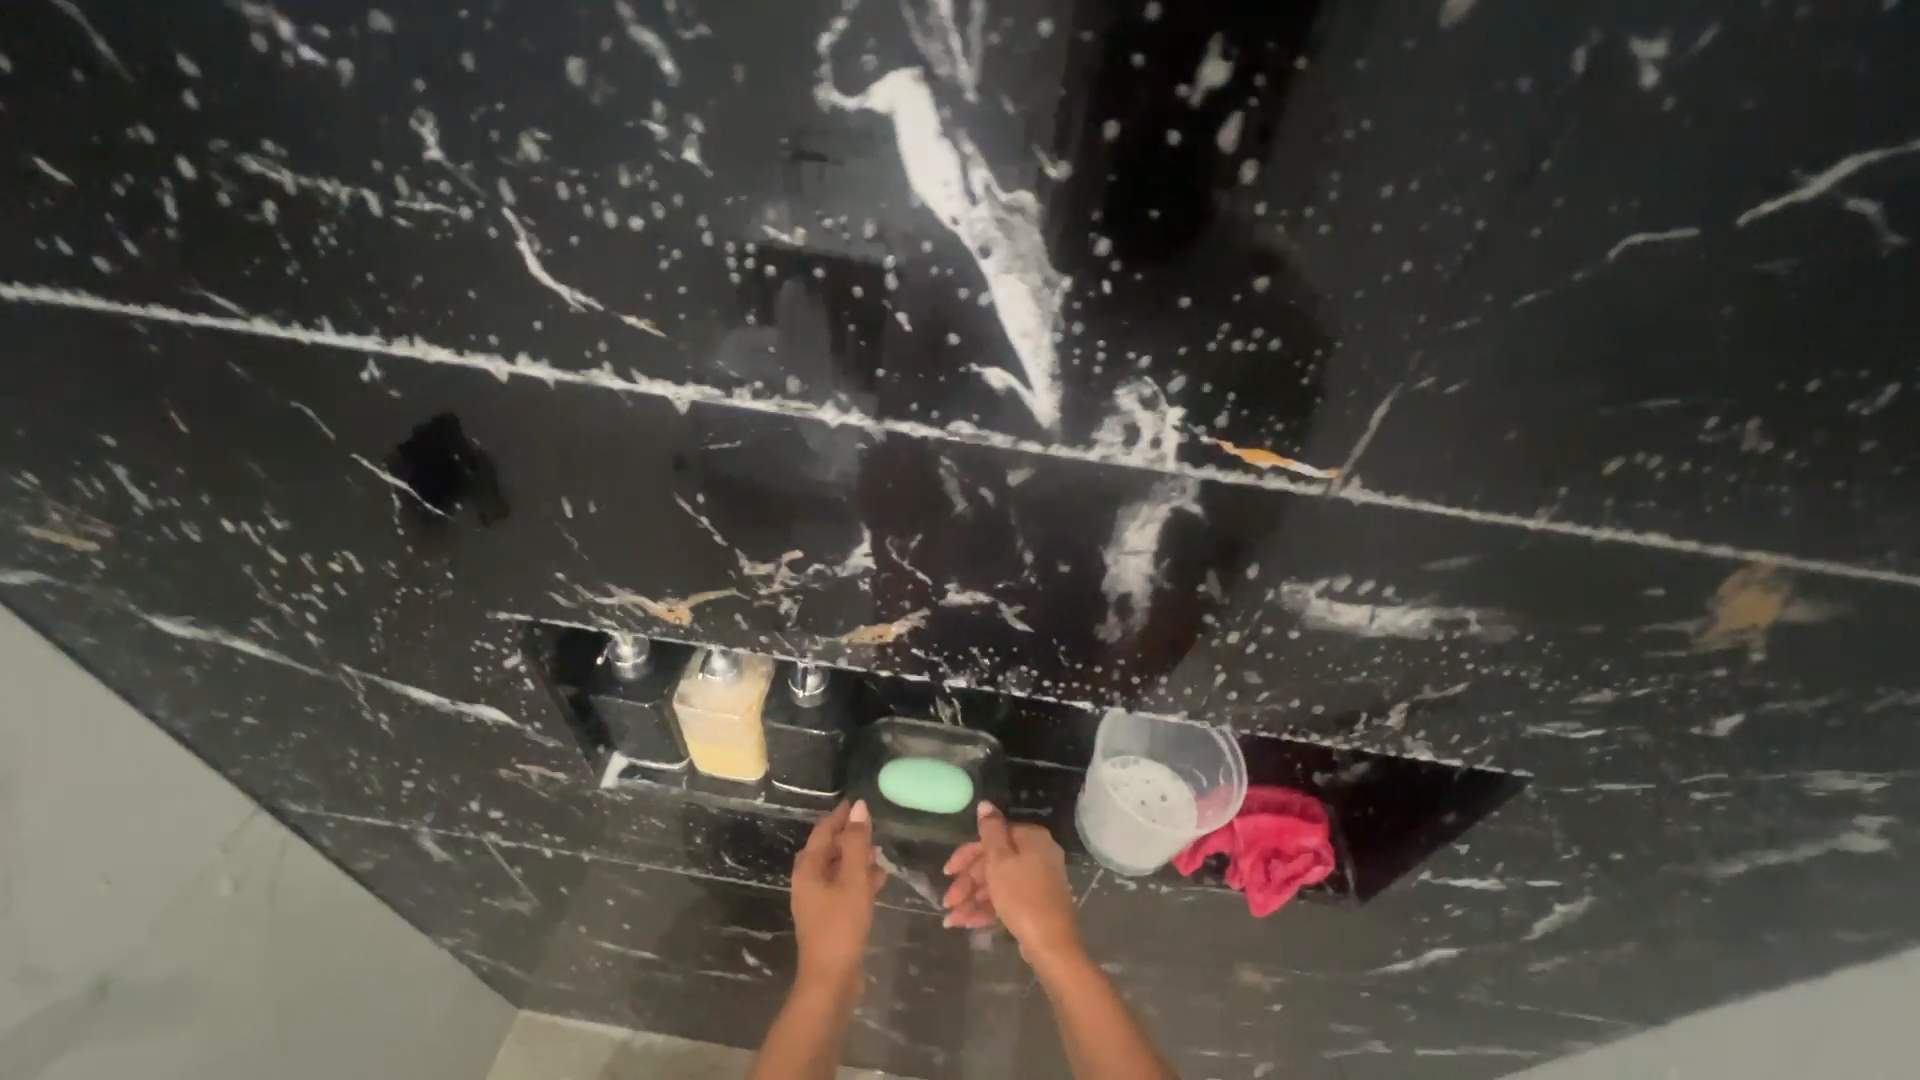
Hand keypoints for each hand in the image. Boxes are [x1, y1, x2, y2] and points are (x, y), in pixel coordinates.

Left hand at [791, 800, 885, 986]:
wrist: (831, 980)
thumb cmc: (840, 925)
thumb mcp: (852, 879)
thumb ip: (856, 843)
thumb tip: (859, 808)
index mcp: (808, 869)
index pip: (823, 831)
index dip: (840, 816)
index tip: (858, 802)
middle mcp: (808, 882)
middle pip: (827, 849)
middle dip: (849, 837)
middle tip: (871, 827)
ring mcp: (818, 901)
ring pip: (837, 869)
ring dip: (855, 858)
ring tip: (879, 851)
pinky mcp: (830, 918)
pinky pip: (844, 888)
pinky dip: (858, 879)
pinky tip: (878, 879)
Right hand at [941, 802, 1081, 962]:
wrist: (1052, 944)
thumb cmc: (1022, 895)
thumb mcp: (1001, 860)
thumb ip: (990, 830)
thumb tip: (985, 803)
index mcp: (1031, 838)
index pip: (992, 838)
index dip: (966, 856)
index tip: (948, 873)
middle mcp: (1036, 854)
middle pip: (993, 862)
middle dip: (967, 883)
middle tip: (947, 901)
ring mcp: (1037, 880)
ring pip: (997, 883)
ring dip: (972, 900)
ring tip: (951, 920)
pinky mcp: (1034, 903)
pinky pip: (1006, 899)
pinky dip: (987, 909)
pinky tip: (966, 924)